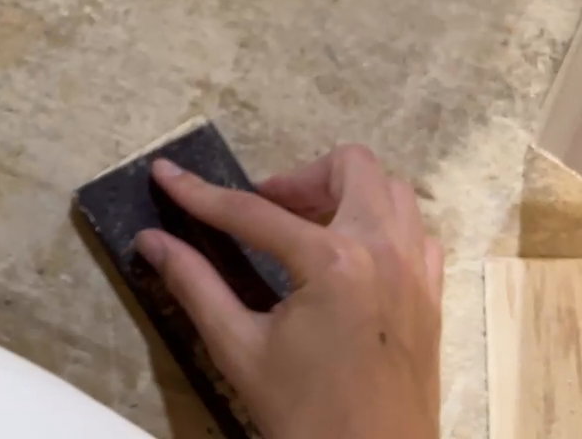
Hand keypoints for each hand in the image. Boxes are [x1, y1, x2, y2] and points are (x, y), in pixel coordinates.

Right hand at [136, 146, 442, 438]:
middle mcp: (384, 254)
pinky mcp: (432, 298)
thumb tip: (149, 238)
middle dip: (296, 176)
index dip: (197, 191)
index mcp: (333, 264)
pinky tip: (340, 254)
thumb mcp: (236, 345)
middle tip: (261, 207)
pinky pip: (415, 231)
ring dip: (340, 193)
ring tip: (299, 226)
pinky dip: (377, 223)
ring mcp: (418, 275)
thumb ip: (192, 280)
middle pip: (350, 169)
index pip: (250, 210)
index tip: (163, 171)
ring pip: (391, 192)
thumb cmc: (305, 413)